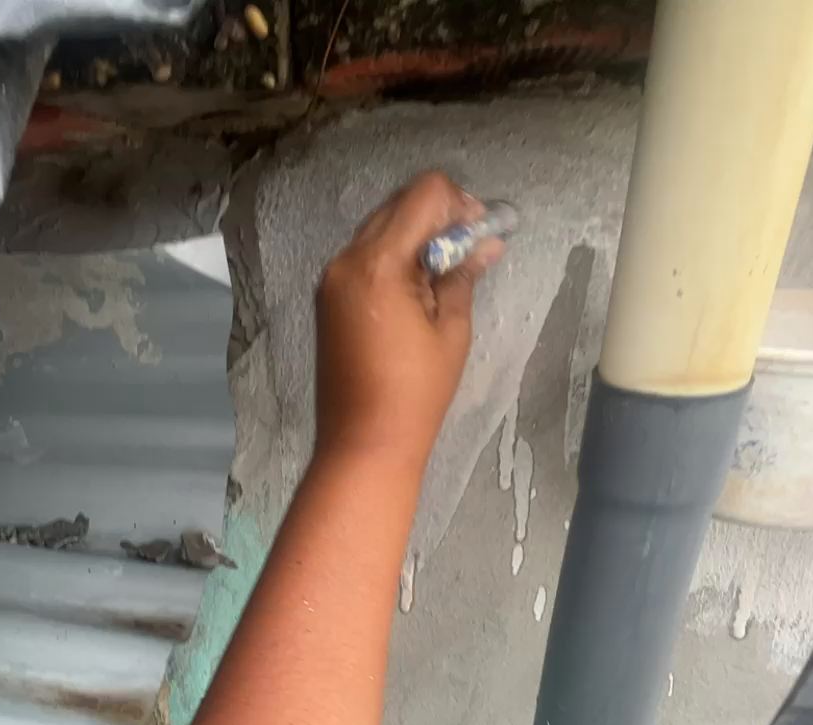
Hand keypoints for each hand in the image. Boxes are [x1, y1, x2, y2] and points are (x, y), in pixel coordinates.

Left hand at [314, 170, 505, 470]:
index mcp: (377, 264)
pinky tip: (412, 291)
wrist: (362, 442)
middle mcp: (345, 263)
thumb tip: (486, 243)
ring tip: (439, 277)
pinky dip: (389, 259)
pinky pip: (361, 259)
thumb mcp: (451, 330)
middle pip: (397, 206)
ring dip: (412, 238)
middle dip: (436, 218)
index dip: (458, 204)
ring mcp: (329, 282)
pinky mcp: (326, 301)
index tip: (476, 235)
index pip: (423, 194)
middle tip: (463, 253)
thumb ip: (462, 275)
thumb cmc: (414, 393)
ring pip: (377, 229)